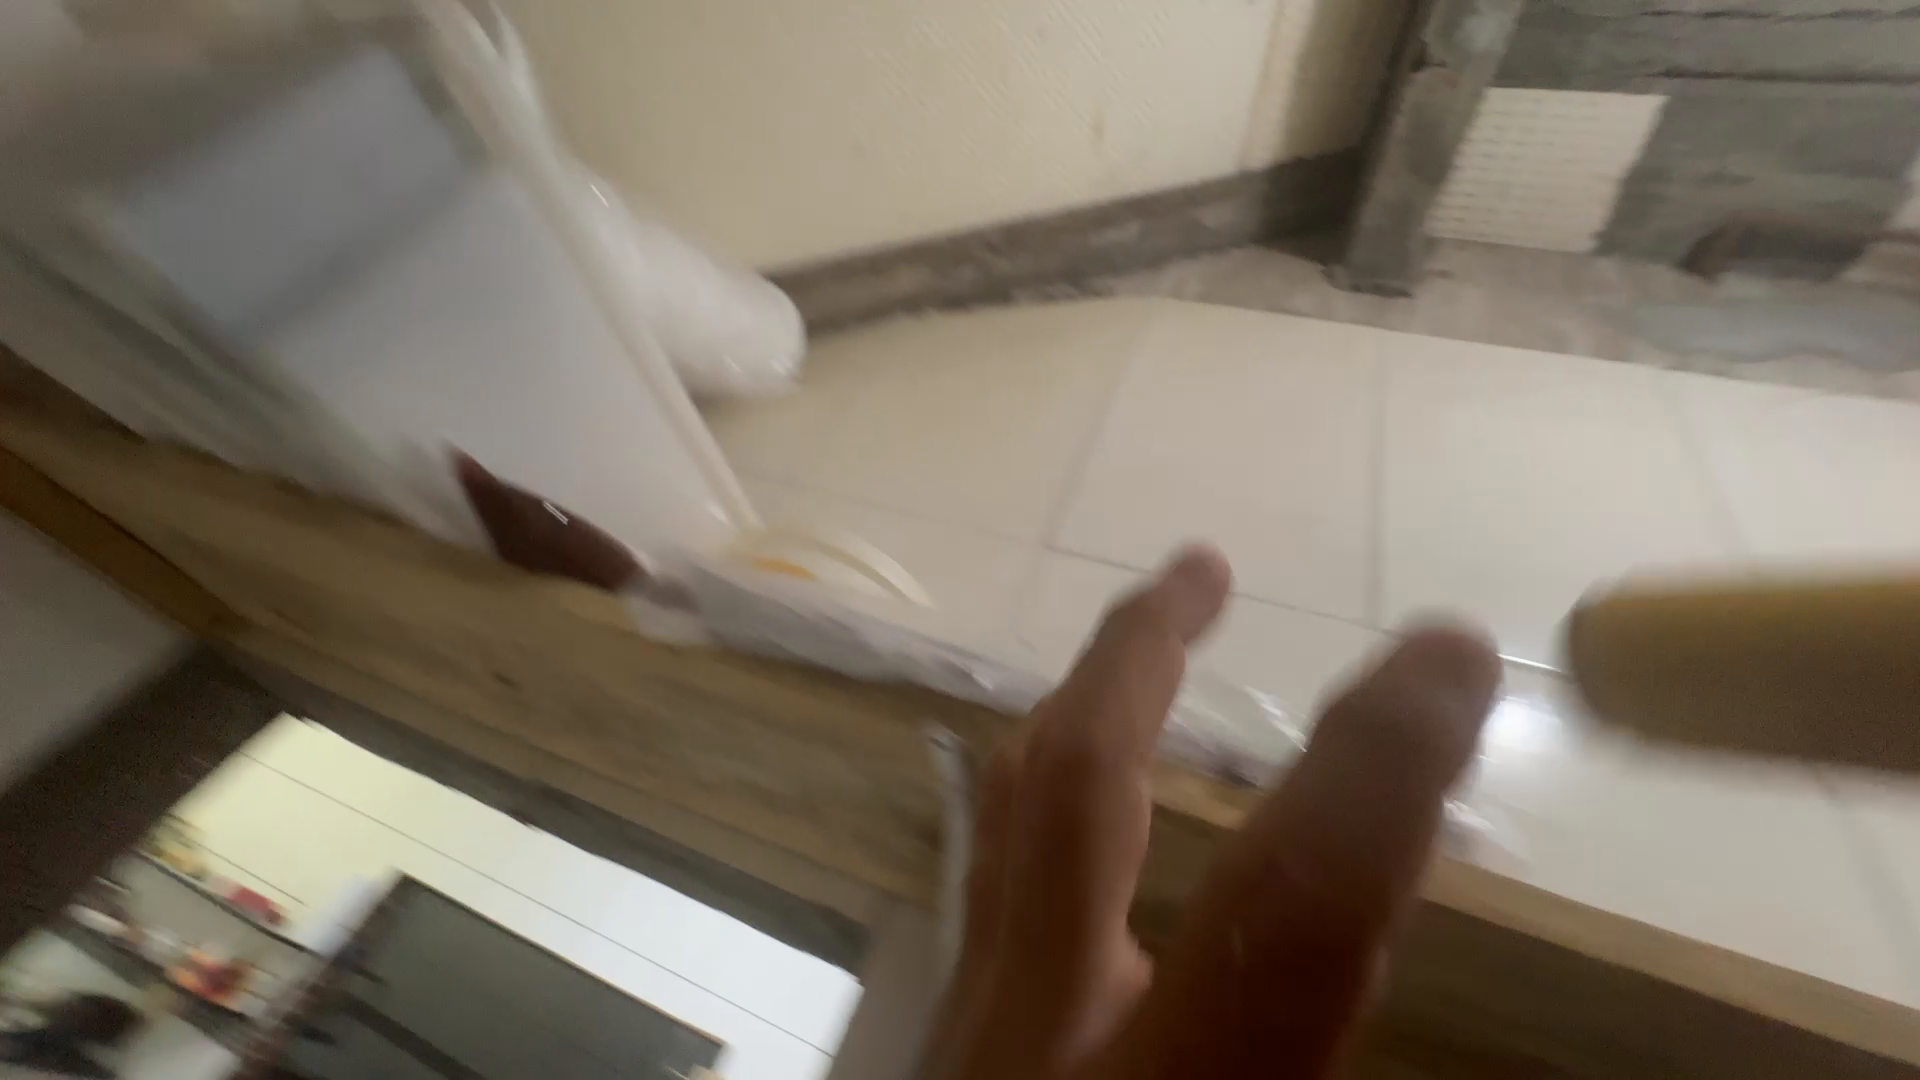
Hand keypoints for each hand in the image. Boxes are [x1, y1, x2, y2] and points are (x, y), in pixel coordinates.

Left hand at [926, 546, 1500, 1079]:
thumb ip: (1327, 1032)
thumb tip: (1368, 908)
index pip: (1286, 907)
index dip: (1372, 769)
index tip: (1443, 653)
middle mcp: (1034, 1028)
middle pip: (1073, 790)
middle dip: (1139, 656)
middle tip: (1198, 566)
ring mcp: (968, 1012)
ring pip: (1010, 811)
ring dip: (1084, 703)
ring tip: (1141, 642)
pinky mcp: (948, 1017)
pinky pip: (994, 866)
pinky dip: (1046, 789)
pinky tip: (1086, 782)